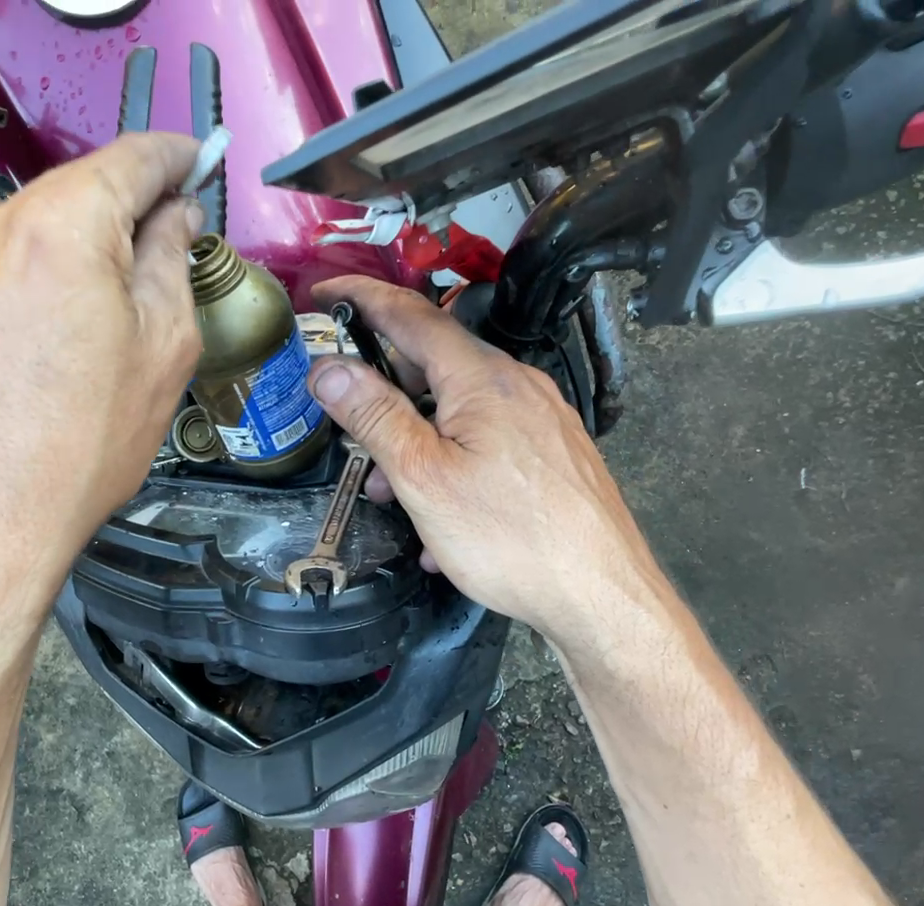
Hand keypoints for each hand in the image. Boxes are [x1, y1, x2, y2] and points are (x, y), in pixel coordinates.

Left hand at [0, 134, 203, 611]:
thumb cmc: (90, 443)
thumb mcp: (163, 348)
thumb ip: (171, 260)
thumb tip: (174, 214)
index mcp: (59, 230)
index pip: (128, 159)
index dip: (172, 156)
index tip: (197, 160)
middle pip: (80, 187)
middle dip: (130, 204)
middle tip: (173, 234)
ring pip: (40, 221)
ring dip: (87, 238)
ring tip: (122, 288)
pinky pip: (6, 255)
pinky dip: (46, 265)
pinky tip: (69, 314)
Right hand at [306, 276, 672, 643]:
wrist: (600, 596)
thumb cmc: (510, 538)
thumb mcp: (425, 477)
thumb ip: (375, 417)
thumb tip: (329, 368)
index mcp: (482, 378)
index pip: (410, 314)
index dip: (360, 297)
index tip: (323, 290)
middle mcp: (518, 385)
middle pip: (435, 365)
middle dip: (384, 392)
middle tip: (347, 423)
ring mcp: (542, 419)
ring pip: (460, 411)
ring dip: (415, 440)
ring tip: (389, 492)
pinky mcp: (554, 454)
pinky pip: (487, 443)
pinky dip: (451, 465)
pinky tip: (440, 518)